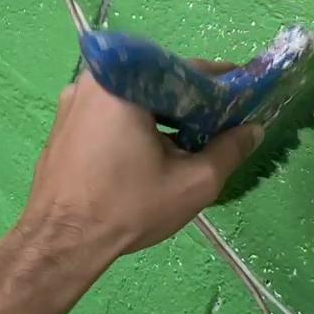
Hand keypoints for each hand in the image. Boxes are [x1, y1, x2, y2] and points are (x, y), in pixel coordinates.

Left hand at [17, 63, 262, 257]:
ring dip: (163, 112)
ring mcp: (73, 102)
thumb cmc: (126, 207)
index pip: (182, 69)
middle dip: (190, 99)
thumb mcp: (193, 182)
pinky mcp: (63, 124)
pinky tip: (151, 151)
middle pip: (155, 80)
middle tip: (218, 121)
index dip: (218, 82)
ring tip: (189, 139)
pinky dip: (136, 122)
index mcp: (122, 83)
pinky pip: (110, 111)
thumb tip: (254, 129)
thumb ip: (229, 151)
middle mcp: (93, 81)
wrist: (59, 245)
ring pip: (132, 96)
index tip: (242, 92)